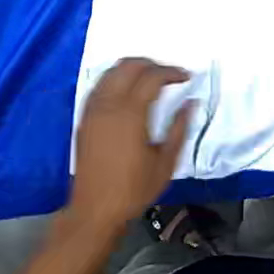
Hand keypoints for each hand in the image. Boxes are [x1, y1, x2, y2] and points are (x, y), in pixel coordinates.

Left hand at [69, 58, 195, 229]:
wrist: (95, 209)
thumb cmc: (133, 189)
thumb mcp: (166, 163)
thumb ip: (179, 128)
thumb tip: (190, 104)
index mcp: (130, 114)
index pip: (152, 77)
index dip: (172, 72)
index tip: (186, 77)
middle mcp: (108, 105)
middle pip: (128, 66)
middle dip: (152, 64)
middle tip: (169, 74)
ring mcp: (92, 110)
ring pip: (110, 71)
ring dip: (132, 68)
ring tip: (150, 78)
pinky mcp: (83, 118)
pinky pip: (98, 85)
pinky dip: (114, 79)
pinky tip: (126, 90)